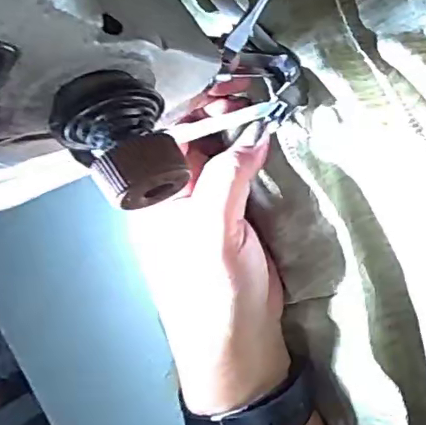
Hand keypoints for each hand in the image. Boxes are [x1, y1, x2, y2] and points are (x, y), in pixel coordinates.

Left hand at [125, 99, 287, 415]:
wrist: (240, 343)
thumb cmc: (211, 297)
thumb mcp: (212, 236)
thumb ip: (226, 181)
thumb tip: (253, 136)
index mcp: (155, 200)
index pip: (165, 139)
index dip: (190, 105)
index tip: (221, 81)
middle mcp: (178, 197)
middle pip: (192, 141)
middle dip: (216, 108)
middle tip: (247, 85)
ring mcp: (210, 206)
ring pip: (220, 154)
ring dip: (239, 126)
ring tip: (259, 100)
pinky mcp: (240, 217)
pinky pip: (245, 174)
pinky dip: (258, 151)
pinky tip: (271, 135)